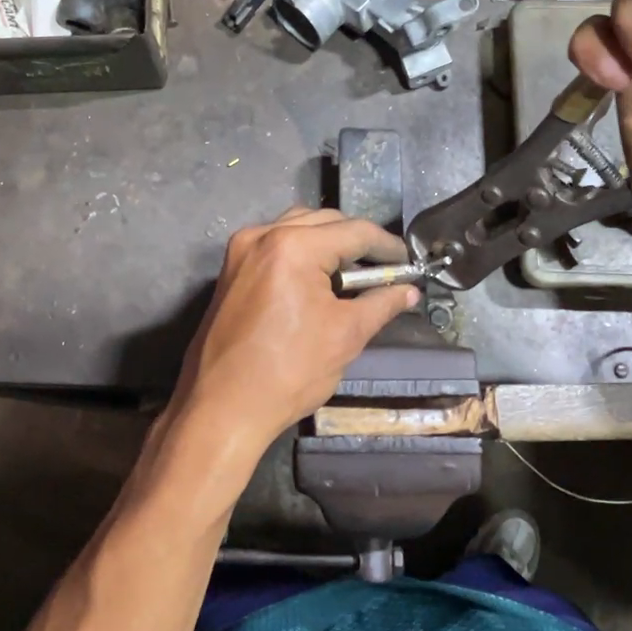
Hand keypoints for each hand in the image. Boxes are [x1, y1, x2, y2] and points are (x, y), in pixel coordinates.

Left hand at [174, 209, 420, 447]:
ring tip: (353, 275)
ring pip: (297, 228)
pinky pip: (275, 245)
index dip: (388, 247)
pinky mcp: (230, 270)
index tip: (409, 264)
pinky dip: (301, 254)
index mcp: (293, 246)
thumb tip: (409, 291)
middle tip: (384, 271)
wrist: (222, 408)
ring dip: (328, 244)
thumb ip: (380, 304)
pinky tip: (318, 281)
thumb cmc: (288, 371)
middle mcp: (262, 235)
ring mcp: (241, 251)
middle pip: (325, 222)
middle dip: (358, 243)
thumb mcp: (345, 335)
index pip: (354, 232)